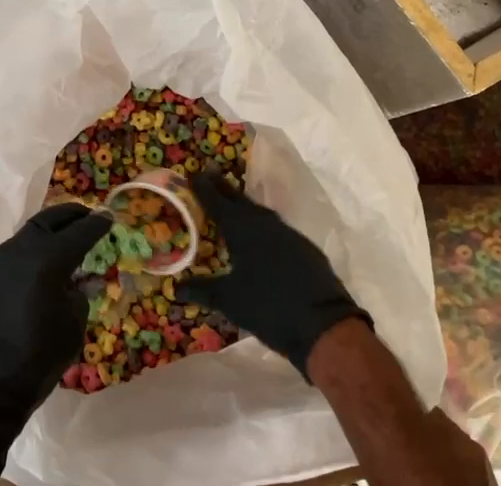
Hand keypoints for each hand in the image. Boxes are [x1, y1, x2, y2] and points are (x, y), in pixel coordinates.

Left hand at [0, 203, 111, 477]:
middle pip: (47, 221)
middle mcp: (18, 250)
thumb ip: (79, 296)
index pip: (79, 232)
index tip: (108, 217)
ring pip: (24, 237)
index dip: (97, 224)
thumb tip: (82, 281)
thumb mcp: (72, 327)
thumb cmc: (37, 358)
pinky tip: (32, 271)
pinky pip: (7, 257)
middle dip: (69, 216)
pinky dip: (25, 256)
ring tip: (61, 242)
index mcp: (47, 259)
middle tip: (86, 215)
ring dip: (45, 235)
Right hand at [183, 173, 371, 379]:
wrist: (324, 325)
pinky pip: (276, 228)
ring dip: (244, 206)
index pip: (218, 202)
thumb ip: (202, 290)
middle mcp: (265, 225)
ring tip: (232, 204)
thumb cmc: (269, 307)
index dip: (204, 189)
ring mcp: (289, 235)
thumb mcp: (229, 301)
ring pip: (260, 213)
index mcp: (243, 230)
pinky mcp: (305, 248)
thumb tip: (176, 288)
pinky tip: (261, 235)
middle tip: (210, 177)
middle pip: (240, 201)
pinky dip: (262, 225)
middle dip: (223, 189)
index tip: (192, 175)